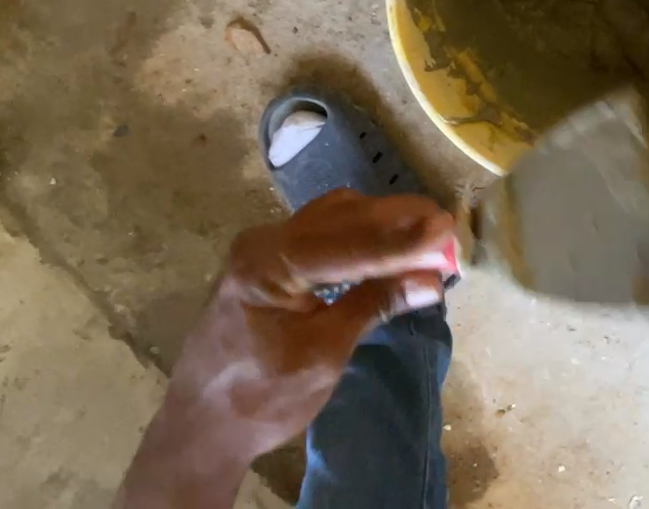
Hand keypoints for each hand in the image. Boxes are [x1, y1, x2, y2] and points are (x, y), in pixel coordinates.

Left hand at [116, 191, 456, 507]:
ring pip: (337, 217)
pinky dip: (363, 232)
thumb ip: (375, 304)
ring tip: (429, 229)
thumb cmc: (259, 398)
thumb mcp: (324, 355)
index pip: (348, 242)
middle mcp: (264, 241)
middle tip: (447, 225)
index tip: (447, 229)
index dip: (402, 238)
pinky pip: (326, 230)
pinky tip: (391, 239)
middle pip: (344, 218)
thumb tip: (432, 280)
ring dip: (384, 223)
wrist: (200, 430)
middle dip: (399, 222)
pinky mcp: (273, 257)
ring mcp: (266, 246)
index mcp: (266, 262)